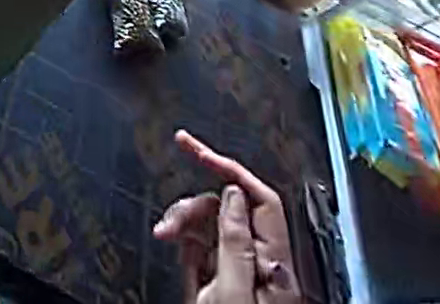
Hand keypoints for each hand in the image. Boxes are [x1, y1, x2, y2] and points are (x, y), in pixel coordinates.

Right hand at [152, 130, 299, 303]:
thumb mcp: (233, 295)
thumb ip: (235, 241)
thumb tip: (232, 192)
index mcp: (273, 266)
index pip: (260, 198)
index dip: (229, 168)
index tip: (195, 149)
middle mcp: (259, 264)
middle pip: (228, 208)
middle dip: (195, 204)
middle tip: (170, 219)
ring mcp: (238, 272)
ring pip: (210, 221)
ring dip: (182, 220)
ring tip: (165, 235)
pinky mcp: (218, 279)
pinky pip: (199, 241)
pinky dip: (181, 235)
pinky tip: (171, 241)